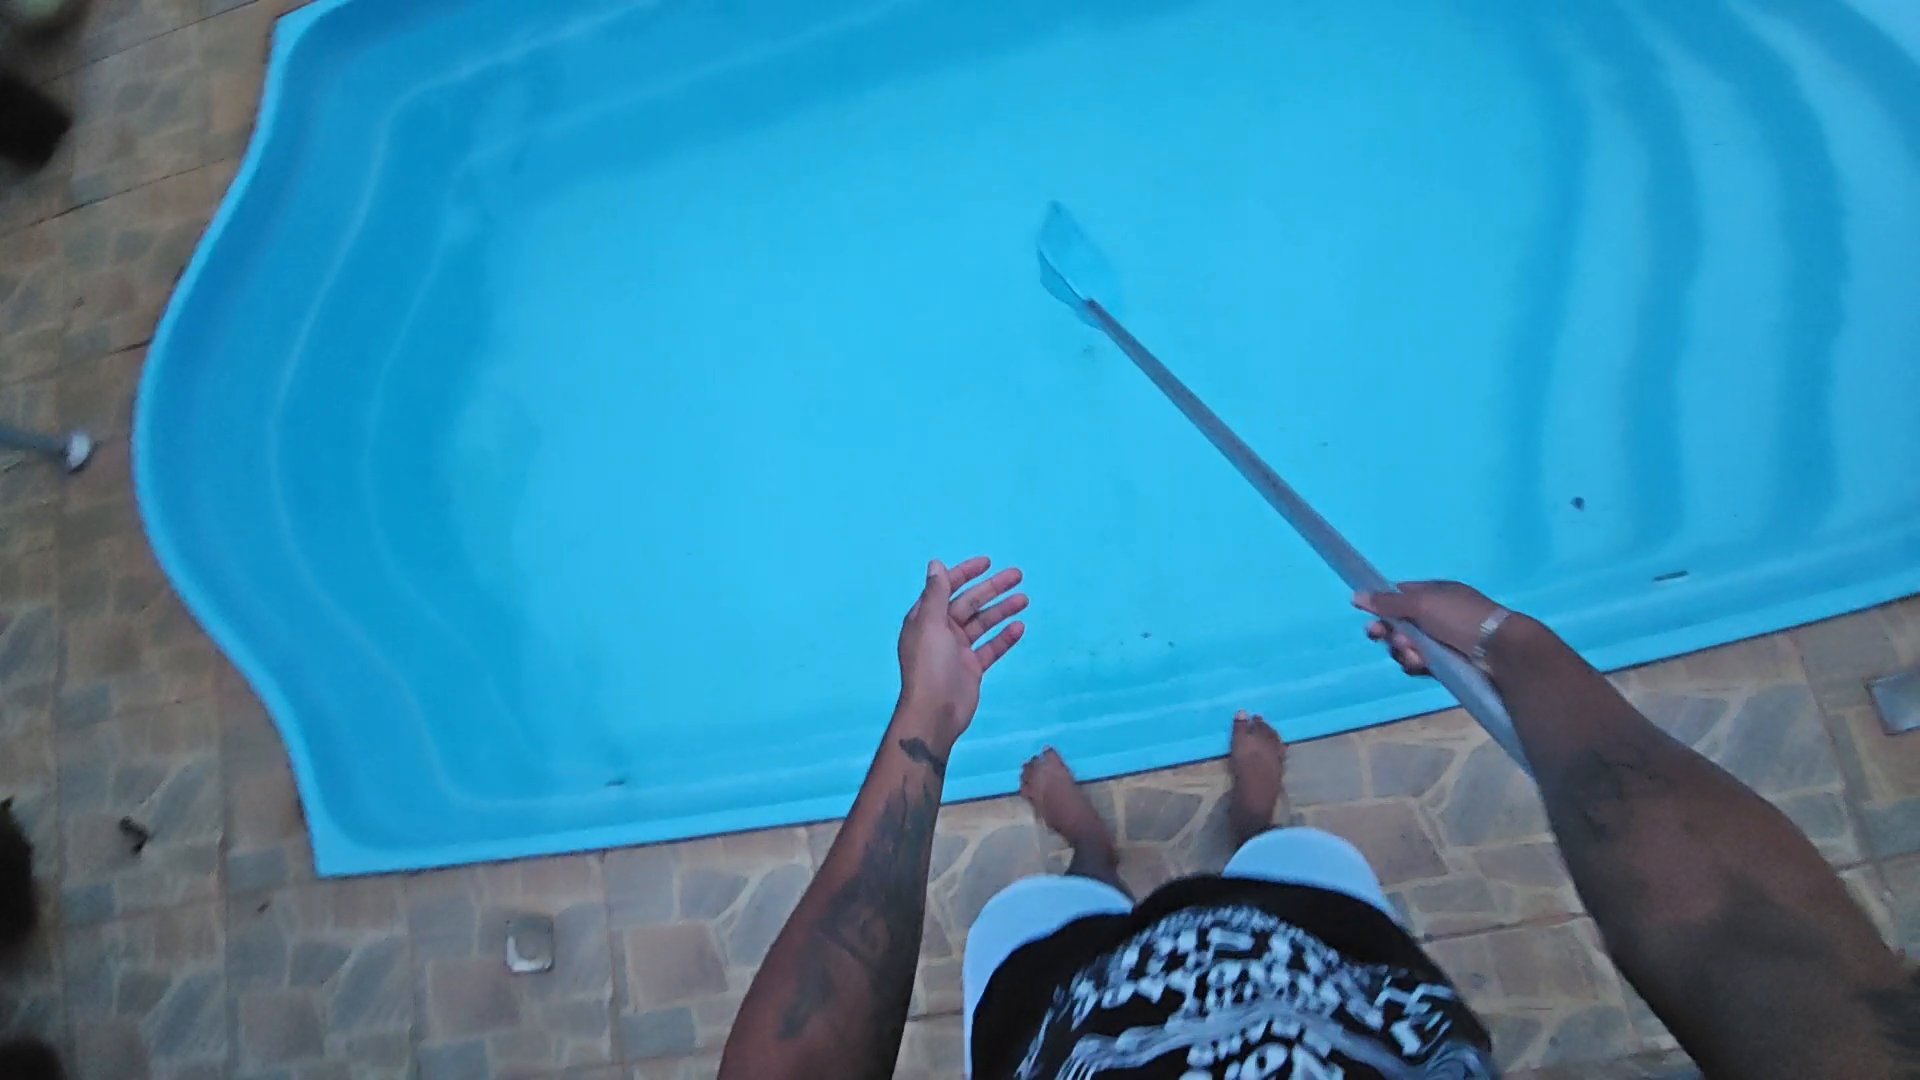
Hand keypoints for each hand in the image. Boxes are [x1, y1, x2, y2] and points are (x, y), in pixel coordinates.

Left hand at [896, 556, 1026, 748]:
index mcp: (926, 618)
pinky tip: (1020, 627)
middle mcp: (941, 630)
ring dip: (1002, 610)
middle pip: (970, 603)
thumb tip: (935, 563)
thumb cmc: (929, 665)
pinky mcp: (972, 668)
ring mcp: (957, 650)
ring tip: (1024, 599)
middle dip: (992, 589)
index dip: (966, 573)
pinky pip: (991, 647)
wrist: (935, 713)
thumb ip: (936, 593)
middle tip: (1017, 576)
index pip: (947, 588)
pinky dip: (1004, 637)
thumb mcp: (930, 624)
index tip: (988, 563)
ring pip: (983, 623)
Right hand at [1352, 581, 1504, 675]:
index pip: (1400, 596)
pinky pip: (1419, 663)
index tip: (1368, 614)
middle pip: (1399, 623)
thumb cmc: (1461, 618)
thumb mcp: (1421, 603)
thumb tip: (1356, 595)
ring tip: (1411, 652)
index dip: (1383, 605)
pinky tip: (1418, 664)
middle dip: (1388, 631)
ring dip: (1401, 649)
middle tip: (1381, 637)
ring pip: (1406, 646)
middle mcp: (1438, 616)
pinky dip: (1414, 664)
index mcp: (1436, 594)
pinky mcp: (1446, 663)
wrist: (1501, 652)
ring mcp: (1442, 641)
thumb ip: (1387, 602)